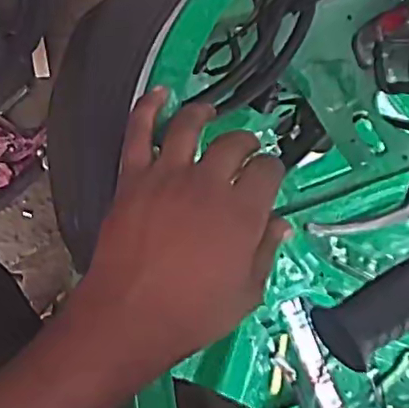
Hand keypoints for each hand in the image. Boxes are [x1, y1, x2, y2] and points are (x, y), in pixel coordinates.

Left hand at [66, 88, 289, 376]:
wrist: (129, 313)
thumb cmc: (189, 312)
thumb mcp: (245, 292)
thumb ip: (264, 251)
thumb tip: (279, 224)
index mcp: (241, 213)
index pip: (267, 171)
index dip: (272, 169)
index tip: (269, 174)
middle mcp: (206, 185)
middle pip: (233, 144)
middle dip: (245, 142)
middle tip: (245, 148)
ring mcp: (166, 176)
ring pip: (189, 127)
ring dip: (203, 113)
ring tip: (210, 111)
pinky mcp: (133, 177)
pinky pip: (139, 132)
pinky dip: (147, 108)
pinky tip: (157, 94)